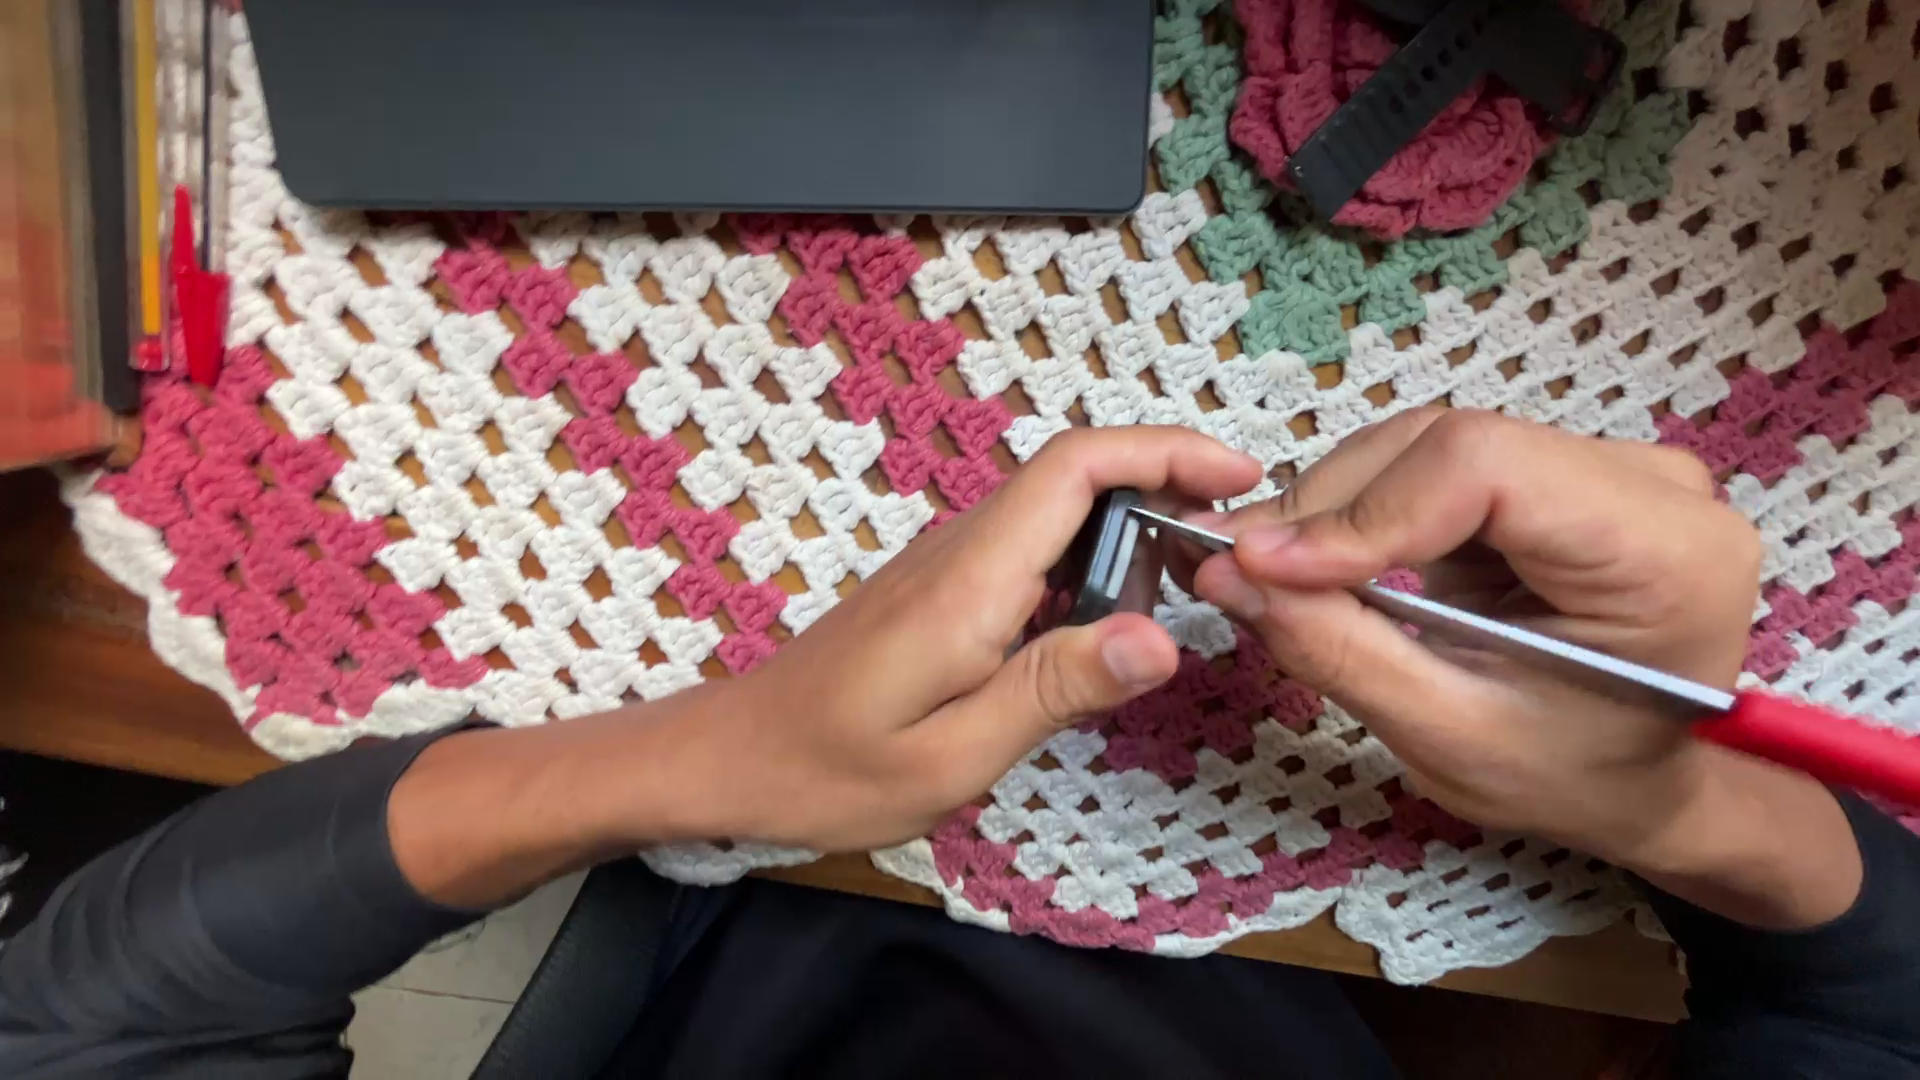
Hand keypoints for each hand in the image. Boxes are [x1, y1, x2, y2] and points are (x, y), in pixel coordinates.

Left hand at [689, 427, 1262, 851]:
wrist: (735, 756)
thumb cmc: (832, 769)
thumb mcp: (954, 753)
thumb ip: (1057, 688)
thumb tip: (1164, 638)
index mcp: (971, 580)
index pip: (1076, 467)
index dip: (1163, 451)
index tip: (1239, 475)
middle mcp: (960, 551)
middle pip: (1075, 479)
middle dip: (1165, 490)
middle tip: (1229, 554)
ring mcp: (948, 566)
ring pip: (1056, 516)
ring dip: (1131, 535)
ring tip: (1188, 592)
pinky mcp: (941, 590)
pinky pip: (1030, 555)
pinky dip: (1088, 569)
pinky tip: (1107, 626)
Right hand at [1175, 408, 1859, 926]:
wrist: (1627, 776)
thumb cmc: (1563, 776)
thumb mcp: (1443, 735)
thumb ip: (1333, 649)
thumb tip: (1220, 573)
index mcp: (1660, 551)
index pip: (1483, 466)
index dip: (1360, 511)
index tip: (1260, 567)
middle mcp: (1637, 479)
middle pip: (1434, 443)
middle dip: (1321, 508)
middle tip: (1233, 566)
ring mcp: (1585, 466)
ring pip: (1411, 445)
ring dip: (1322, 505)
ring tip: (1262, 566)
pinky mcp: (1530, 475)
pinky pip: (1411, 464)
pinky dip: (1342, 510)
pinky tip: (1308, 557)